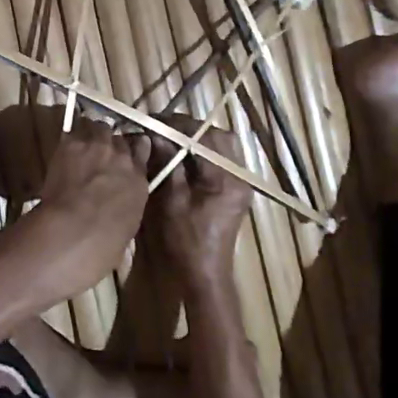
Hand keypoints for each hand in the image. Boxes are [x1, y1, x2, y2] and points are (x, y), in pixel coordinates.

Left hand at [25, 121, 150, 302]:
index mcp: (139, 182)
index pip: (142, 153)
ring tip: (82, 146)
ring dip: (92, 135)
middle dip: (111, 144)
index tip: (127, 154)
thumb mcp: (125, 228)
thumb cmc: (101, 245)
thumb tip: (118, 208)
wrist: (73, 231)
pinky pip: (73, 134)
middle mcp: (122, 159)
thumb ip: (125, 207)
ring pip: (99, 128)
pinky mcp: (72, 145)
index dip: (134, 151)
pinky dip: (70, 140)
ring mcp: (98, 148)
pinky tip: (64, 151)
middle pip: (120, 139)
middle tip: (100, 153)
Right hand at [146, 116, 252, 295]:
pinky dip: (206, 151)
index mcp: (225, 179)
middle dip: (190, 129)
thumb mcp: (171, 203)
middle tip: (164, 129)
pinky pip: (224, 157)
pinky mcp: (237, 188)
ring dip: (199, 138)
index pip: (203, 138)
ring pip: (224, 145)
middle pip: (219, 136)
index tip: (155, 122)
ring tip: (174, 139)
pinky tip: (186, 155)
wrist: (206, 275)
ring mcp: (241, 181)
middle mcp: (239, 175)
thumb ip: (167, 164)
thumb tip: (156, 134)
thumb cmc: (185, 243)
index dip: (178, 126)